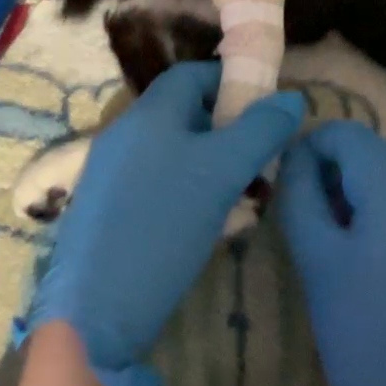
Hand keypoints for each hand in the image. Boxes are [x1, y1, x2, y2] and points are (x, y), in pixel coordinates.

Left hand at [24, 62, 304, 385]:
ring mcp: (110, 172)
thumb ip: (260, 130)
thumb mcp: (222, 173)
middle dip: (225, 128)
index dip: (229, 82)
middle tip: (260, 156)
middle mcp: (125, 133)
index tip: (263, 107)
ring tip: (242, 193)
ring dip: (209, 162)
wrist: (94, 310)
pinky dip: (186, 188)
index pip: (192, 75)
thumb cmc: (163, 225)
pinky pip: (155, 181)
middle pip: (183, 112)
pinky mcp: (106, 209)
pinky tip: (206, 223)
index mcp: (149, 113)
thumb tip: (291, 99)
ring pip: (172, 150)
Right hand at [277, 121, 385, 385]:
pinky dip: (385, 203)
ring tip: (336, 231)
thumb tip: (295, 151)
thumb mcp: (313, 255)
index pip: (347, 132)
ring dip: (359, 184)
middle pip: (373, 148)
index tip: (288, 181)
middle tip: (309, 210)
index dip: (311, 146)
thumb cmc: (355, 328)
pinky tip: (369, 246)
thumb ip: (298, 191)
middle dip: (335, 167)